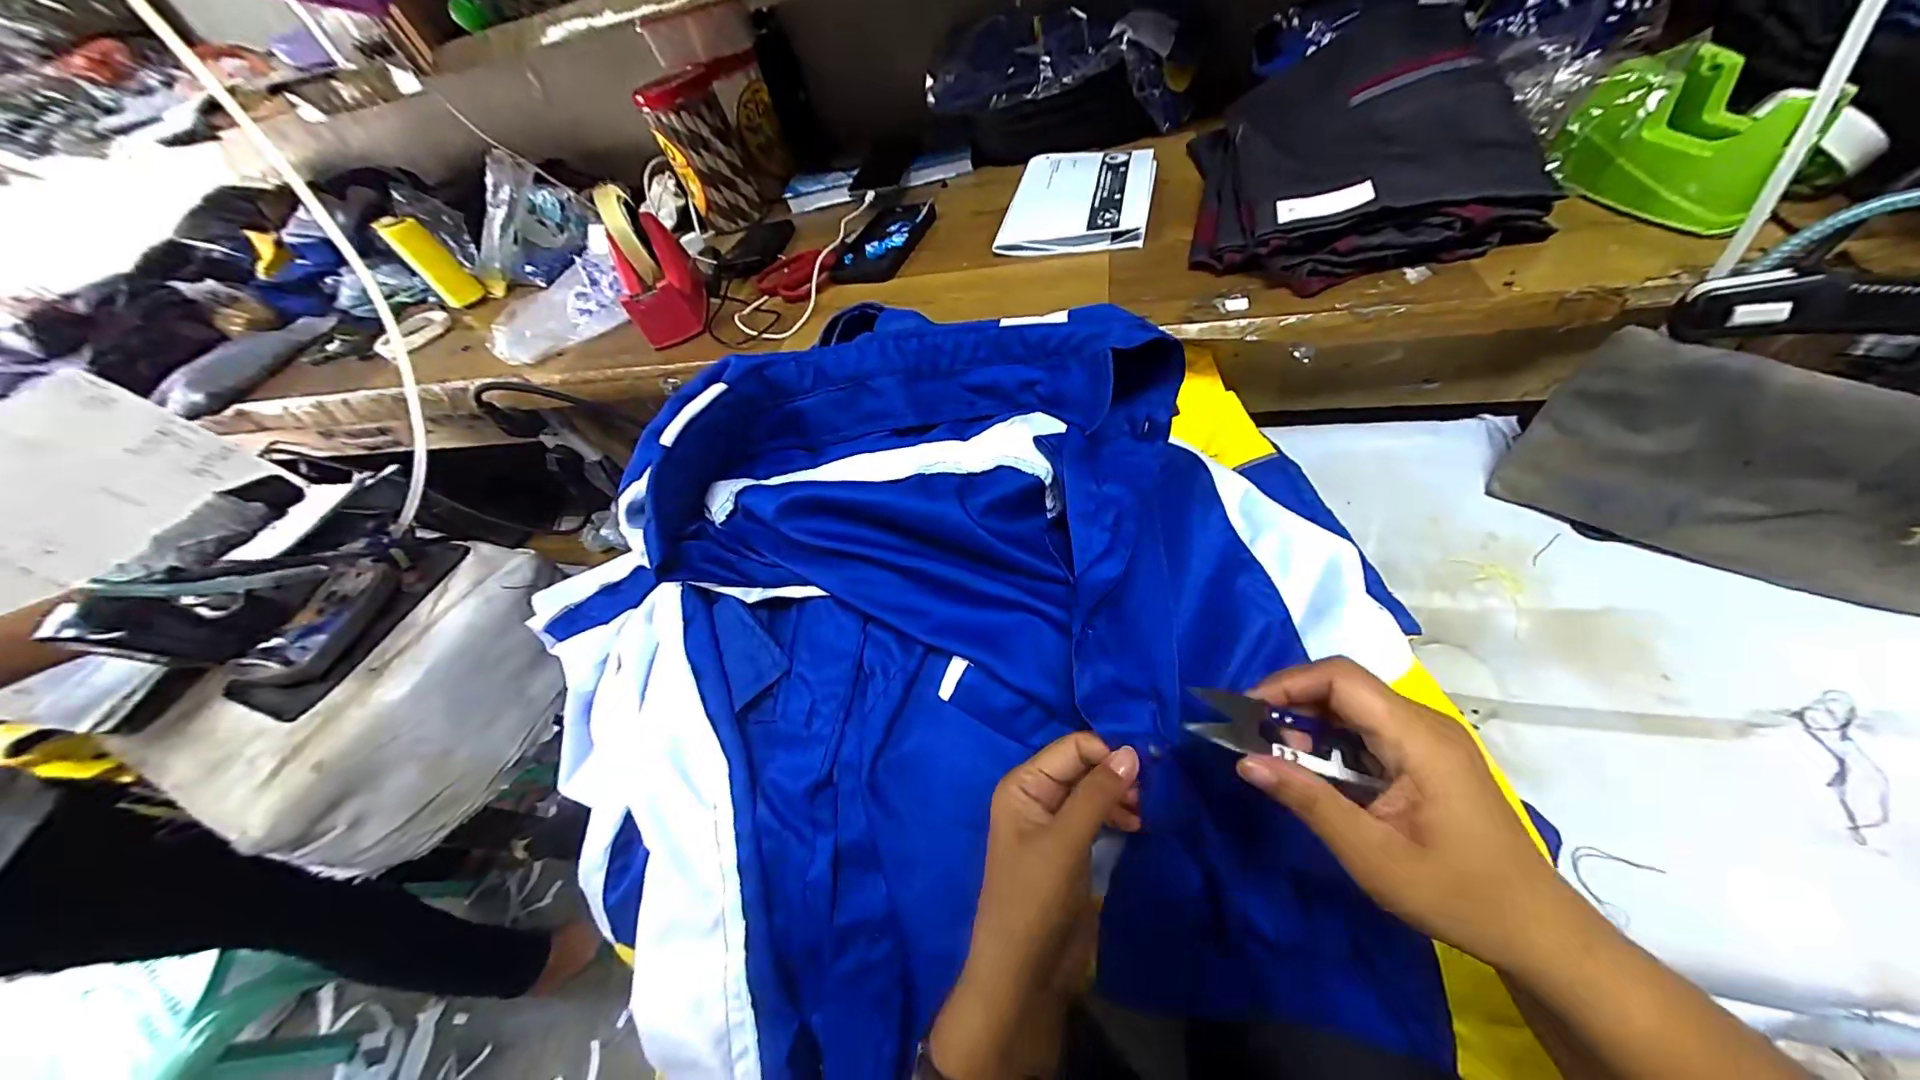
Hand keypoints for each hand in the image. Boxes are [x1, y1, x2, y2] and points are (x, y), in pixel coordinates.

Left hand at [928, 733, 1140, 1079]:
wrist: (1024, 972)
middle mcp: (1036, 795)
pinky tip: (1137, 826)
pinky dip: (1117, 815)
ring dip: (1121, 795)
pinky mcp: (1071, 846)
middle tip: (1150, 795)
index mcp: (1024, 784)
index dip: (1108, 751)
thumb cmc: (1035, 899)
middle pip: (1084, 765)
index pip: (1072, 747)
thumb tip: (1131, 751)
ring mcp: (1053, 821)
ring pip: (1093, 790)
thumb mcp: (1066, 841)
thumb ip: (1097, 794)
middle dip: (1117, 773)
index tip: (1150, 766)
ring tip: (1145, 814)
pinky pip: (1097, 815)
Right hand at [1234, 657, 1582, 972]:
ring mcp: (1430, 738)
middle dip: (1293, 704)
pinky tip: (1321, 773)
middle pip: (1344, 685)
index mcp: (1418, 738)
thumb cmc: (1457, 894)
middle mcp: (1425, 724)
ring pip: (1354, 705)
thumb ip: (1307, 800)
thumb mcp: (1371, 855)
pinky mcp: (1429, 755)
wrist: (1538, 930)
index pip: (1341, 678)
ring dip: (1311, 724)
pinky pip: (1369, 728)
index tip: (1247, 714)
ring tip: (1286, 762)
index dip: (1287, 684)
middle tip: (1262, 745)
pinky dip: (1333, 741)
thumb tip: (1246, 761)